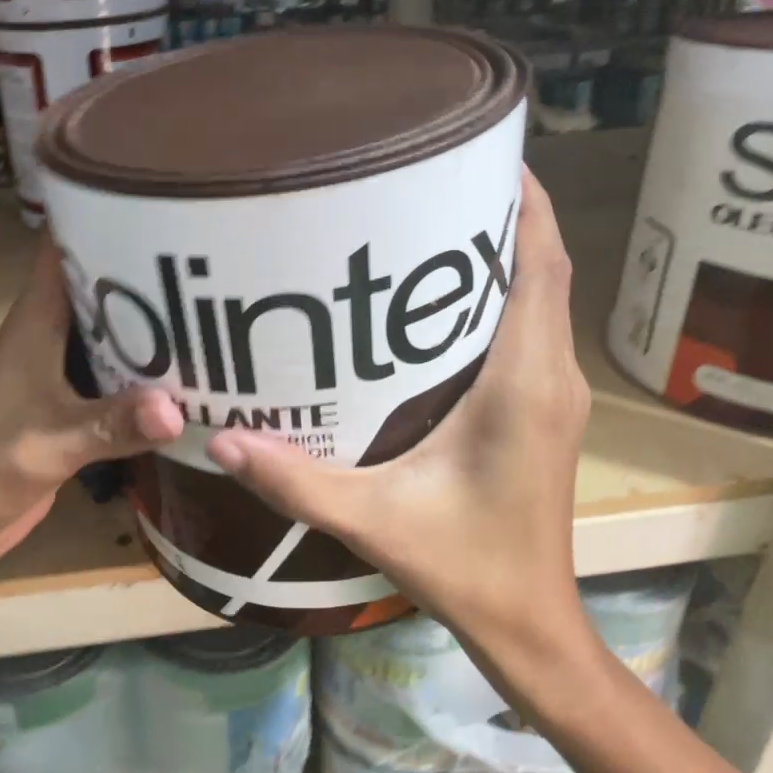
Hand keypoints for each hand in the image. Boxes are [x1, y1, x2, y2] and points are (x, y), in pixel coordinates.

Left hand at [0, 241, 184, 573]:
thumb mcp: (49, 441)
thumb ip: (111, 425)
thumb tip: (179, 408)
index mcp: (34, 322)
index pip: (63, 246)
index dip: (100, 212)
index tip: (154, 193)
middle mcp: (47, 335)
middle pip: (98, 283)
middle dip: (144, 264)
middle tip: (208, 250)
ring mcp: (59, 371)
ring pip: (111, 328)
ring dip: (150, 317)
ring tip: (212, 299)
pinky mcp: (71, 406)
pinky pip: (115, 372)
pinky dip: (147, 366)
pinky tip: (189, 367)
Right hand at [203, 169, 590, 638]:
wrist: (529, 624)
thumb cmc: (465, 567)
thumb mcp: (373, 520)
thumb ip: (296, 481)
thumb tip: (218, 438)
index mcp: (523, 383)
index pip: (541, 265)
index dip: (522, 200)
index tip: (481, 148)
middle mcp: (551, 375)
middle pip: (542, 266)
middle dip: (500, 210)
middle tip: (426, 176)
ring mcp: (554, 393)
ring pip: (540, 296)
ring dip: (500, 251)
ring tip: (426, 219)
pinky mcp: (544, 409)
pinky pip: (530, 327)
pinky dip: (499, 293)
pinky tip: (433, 299)